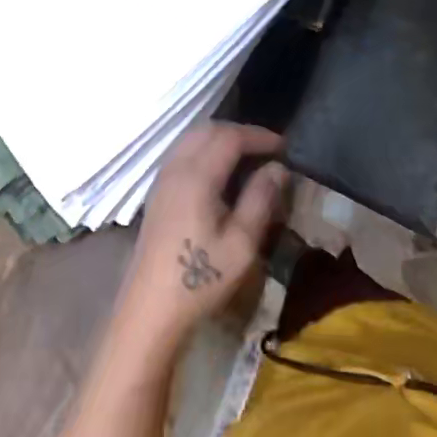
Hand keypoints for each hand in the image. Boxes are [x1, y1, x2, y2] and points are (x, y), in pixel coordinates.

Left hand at [117, 122, 288, 348]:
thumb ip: (260, 200)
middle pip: (207, 130)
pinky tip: (220, 172)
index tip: (285, 146)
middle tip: (268, 149)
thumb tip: (277, 168)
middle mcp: (174, 168)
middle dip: (239, 132)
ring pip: (190, 139)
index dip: (258, 136)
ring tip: (248, 157)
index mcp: (196, 176)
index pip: (229, 137)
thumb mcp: (242, 244)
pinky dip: (203, 149)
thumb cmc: (201, 279)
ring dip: (219, 139)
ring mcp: (161, 179)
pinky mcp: (156, 192)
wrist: (151, 306)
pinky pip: (181, 153)